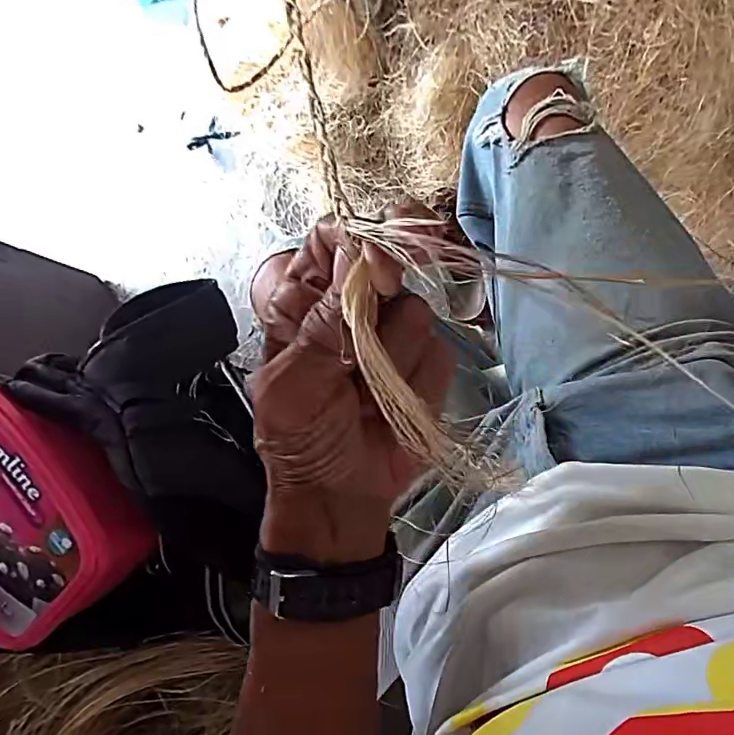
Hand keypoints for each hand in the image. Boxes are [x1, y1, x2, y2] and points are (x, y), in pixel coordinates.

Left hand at [249, 214, 451, 561]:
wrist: (341, 497)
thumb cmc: (301, 443)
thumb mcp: (293, 386)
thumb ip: (324, 323)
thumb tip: (362, 254)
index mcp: (305, 303)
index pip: (333, 240)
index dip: (362, 237)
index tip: (384, 262)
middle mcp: (353, 310)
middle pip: (388, 264)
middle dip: (388, 298)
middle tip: (371, 343)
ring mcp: (395, 338)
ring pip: (419, 314)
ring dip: (395, 362)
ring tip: (367, 400)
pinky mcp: (428, 368)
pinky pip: (440, 357)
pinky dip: (420, 388)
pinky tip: (395, 411)